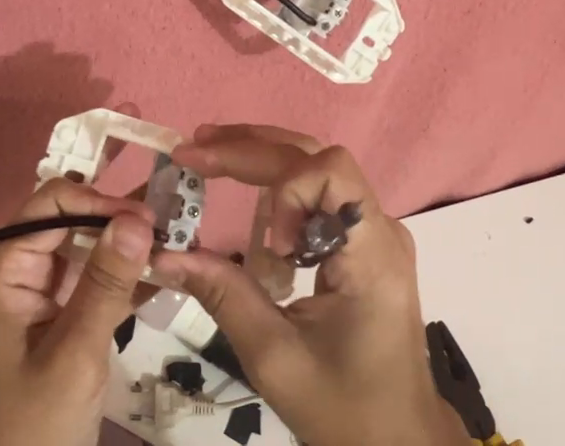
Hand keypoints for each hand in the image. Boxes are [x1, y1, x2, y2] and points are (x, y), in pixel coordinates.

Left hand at [0, 178, 155, 445]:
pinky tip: (170, 273)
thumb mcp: (74, 353)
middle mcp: (20, 265)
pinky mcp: (62, 314)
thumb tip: (138, 216)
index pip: (55, 202)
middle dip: (122, 216)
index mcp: (6, 265)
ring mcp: (41, 290)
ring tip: (182, 238)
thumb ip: (106, 284)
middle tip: (178, 221)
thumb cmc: (33, 425)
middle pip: (74, 217)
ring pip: (90, 246)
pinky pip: (97, 278)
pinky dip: (130, 275)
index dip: (103, 200)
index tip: (152, 219)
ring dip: (132, 244)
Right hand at [154, 125, 466, 445]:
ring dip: (260, 155)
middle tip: (192, 151)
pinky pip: (320, 194)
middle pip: (316, 157)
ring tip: (206, 155)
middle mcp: (379, 229)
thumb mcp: (276, 359)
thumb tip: (164, 255)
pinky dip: (276, 182)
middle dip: (251, 149)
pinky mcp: (362, 243)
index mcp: (371, 255)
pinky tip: (241, 187)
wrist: (400, 442)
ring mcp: (373, 232)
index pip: (332, 172)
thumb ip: (223, 296)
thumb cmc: (345, 408)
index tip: (267, 242)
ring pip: (317, 166)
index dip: (288, 188)